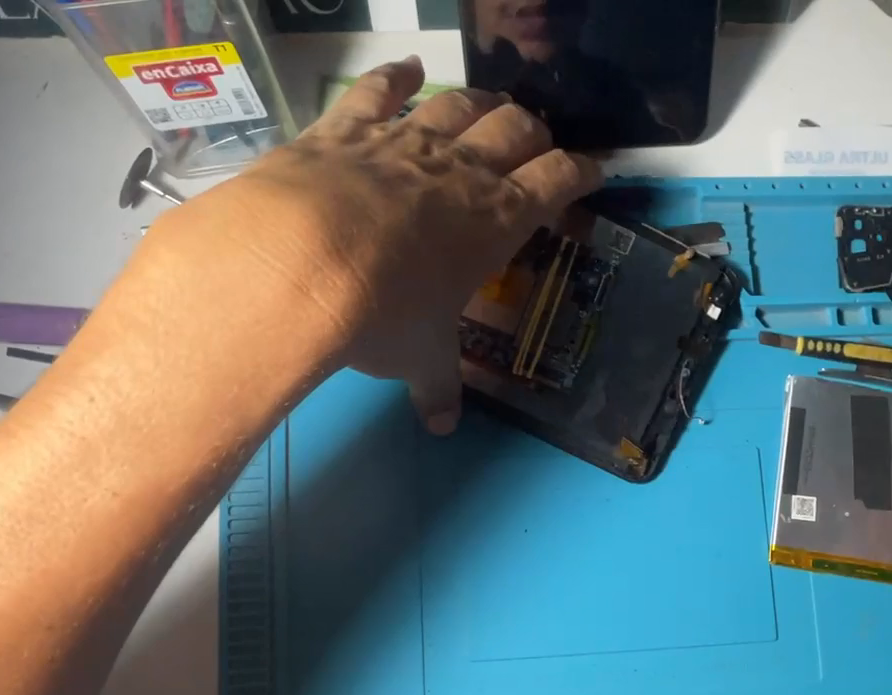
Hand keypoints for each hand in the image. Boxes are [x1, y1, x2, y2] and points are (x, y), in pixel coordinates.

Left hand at [150, 56, 601, 432]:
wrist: (297, 265)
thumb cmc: (383, 316)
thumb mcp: (420, 360)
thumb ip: (436, 388)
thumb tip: (441, 427)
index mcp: (496, 221)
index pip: (556, 182)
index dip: (581, 173)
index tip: (594, 170)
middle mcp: (459, 170)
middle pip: (515, 131)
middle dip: (535, 133)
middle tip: (539, 143)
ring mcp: (402, 142)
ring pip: (458, 105)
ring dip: (481, 103)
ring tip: (492, 105)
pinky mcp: (345, 130)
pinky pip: (378, 91)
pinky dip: (397, 77)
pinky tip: (408, 69)